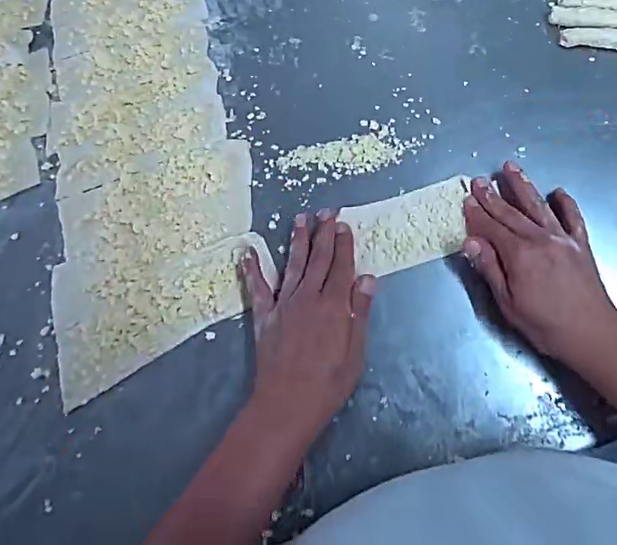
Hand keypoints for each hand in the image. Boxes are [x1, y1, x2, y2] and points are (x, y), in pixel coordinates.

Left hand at [241, 210, 375, 441]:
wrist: (287, 404)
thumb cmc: (328, 384)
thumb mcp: (355, 353)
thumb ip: (360, 312)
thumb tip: (368, 277)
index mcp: (333, 305)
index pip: (341, 267)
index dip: (343, 245)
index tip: (344, 225)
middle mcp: (308, 297)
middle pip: (318, 258)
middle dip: (324, 233)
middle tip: (327, 211)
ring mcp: (284, 303)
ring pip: (293, 264)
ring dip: (297, 240)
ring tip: (300, 218)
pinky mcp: (265, 315)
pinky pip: (259, 287)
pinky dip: (253, 268)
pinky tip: (248, 251)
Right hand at [462, 161, 616, 369]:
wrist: (595, 336)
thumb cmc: (547, 325)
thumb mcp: (509, 303)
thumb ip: (490, 269)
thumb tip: (471, 242)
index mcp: (519, 254)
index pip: (491, 227)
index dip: (476, 214)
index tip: (466, 200)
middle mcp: (540, 239)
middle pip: (510, 212)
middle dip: (492, 195)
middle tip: (479, 180)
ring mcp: (563, 238)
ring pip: (537, 205)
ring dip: (522, 185)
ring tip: (510, 167)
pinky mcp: (581, 244)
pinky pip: (573, 218)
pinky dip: (566, 203)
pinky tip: (559, 192)